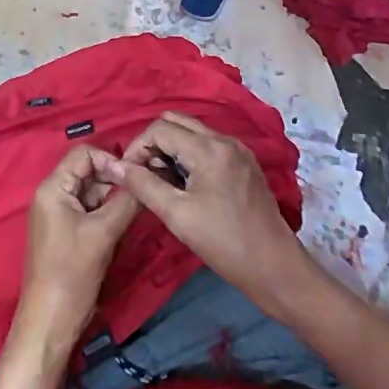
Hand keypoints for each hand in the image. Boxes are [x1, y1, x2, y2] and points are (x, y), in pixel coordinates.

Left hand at [19, 146, 141, 345]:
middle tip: (143, 192)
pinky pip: (91, 210)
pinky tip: (126, 222)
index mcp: (53, 188)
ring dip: (115, 196)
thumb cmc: (72, 273)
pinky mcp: (68, 232)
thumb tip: (149, 177)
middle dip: (116, 178)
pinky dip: (109, 212)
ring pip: (93, 191)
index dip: (110, 160)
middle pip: (89, 171)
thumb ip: (127, 200)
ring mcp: (60, 214)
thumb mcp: (104, 232)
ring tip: (138, 207)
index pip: (84, 153)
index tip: (135, 177)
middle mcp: (53, 195)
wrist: (51, 322)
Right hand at [118, 112, 313, 309]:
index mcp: (209, 148)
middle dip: (153, 143)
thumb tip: (114, 166)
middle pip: (177, 122)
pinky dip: (189, 155)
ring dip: (171, 148)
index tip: (127, 175)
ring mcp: (238, 149)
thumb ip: (143, 185)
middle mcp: (225, 139)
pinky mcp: (244, 162)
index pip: (160, 128)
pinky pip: (208, 145)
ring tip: (160, 181)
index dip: (137, 147)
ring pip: (193, 132)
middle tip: (143, 174)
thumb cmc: (223, 243)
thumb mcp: (177, 215)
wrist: (274, 266)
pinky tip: (184, 183)